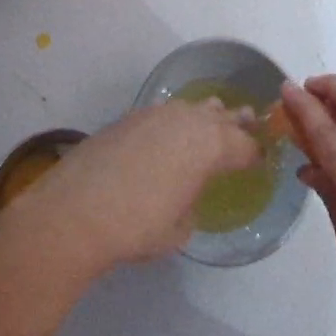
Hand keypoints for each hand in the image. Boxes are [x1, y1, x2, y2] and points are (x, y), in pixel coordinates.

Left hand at [1, 99, 259, 275]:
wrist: (75, 212)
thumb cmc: (137, 227)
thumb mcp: (180, 229)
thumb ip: (192, 203)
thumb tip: (185, 195)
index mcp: (211, 147)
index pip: (245, 145)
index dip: (255, 155)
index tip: (260, 161)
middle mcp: (188, 121)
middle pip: (223, 116)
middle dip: (237, 123)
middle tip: (249, 124)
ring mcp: (156, 114)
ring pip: (193, 107)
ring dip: (206, 115)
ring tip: (212, 121)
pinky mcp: (128, 117)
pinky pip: (164, 112)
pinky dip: (175, 120)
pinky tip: (169, 133)